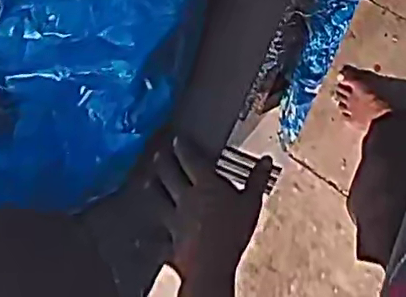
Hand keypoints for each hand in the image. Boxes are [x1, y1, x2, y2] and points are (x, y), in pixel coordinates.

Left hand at [157, 137, 272, 294]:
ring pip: (160, 202)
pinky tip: (139, 238)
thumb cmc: (234, 231)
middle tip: (158, 152)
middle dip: (164, 163)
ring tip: (147, 181)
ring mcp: (175, 222)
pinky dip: (148, 239)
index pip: (192, 160)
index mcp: (207, 185)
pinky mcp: (170, 244)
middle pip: (171, 176)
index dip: (184, 148)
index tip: (177, 139)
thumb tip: (266, 159)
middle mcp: (187, 199)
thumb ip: (257, 179)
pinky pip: (156, 240)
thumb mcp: (252, 201)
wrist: (212, 266)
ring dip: (153, 191)